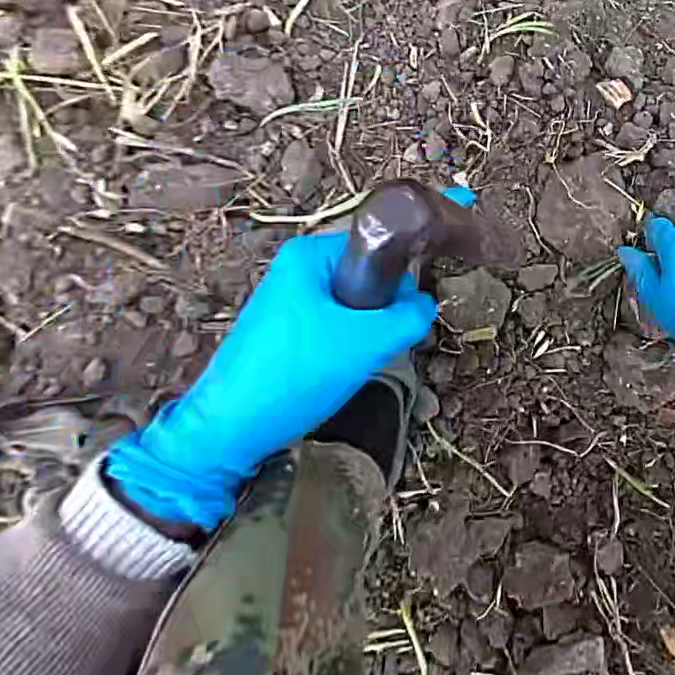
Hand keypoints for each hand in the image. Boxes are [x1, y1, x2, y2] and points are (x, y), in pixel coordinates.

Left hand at [106, 231, 439, 528]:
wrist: (228, 432)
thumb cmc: (296, 374)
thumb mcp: (369, 341)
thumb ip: (412, 314)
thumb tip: (425, 304)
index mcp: (313, 255)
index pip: (383, 242)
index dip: (415, 259)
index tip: (446, 264)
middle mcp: (300, 268)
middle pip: (374, 273)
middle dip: (393, 302)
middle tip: (400, 330)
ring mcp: (293, 299)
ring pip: (360, 301)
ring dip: (376, 325)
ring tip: (373, 352)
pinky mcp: (291, 327)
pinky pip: (343, 320)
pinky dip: (358, 337)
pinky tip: (355, 362)